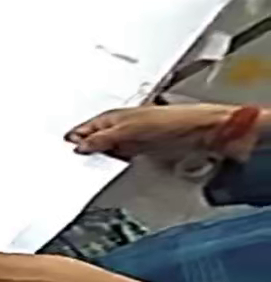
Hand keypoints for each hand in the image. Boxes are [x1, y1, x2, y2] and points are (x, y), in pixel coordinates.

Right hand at [66, 104, 257, 160]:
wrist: (209, 129)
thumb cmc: (175, 120)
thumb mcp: (128, 129)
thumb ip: (99, 139)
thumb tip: (77, 148)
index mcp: (108, 118)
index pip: (77, 132)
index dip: (72, 143)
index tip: (73, 153)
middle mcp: (116, 127)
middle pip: (88, 143)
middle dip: (87, 151)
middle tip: (89, 158)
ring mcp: (128, 139)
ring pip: (103, 152)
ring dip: (103, 157)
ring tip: (106, 160)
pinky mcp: (139, 149)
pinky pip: (118, 158)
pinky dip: (115, 162)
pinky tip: (117, 163)